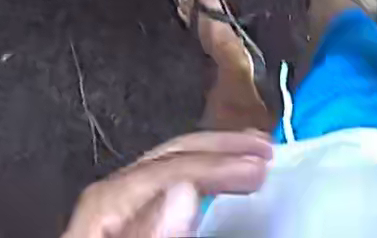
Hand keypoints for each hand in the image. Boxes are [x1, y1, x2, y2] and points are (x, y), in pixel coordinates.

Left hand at [59, 129, 272, 237]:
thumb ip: (144, 235)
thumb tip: (186, 192)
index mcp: (108, 200)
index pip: (175, 166)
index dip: (222, 162)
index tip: (264, 164)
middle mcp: (113, 195)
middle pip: (174, 154)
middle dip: (223, 146)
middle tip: (267, 148)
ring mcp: (115, 210)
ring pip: (171, 165)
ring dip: (214, 157)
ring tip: (250, 154)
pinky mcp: (123, 225)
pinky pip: (164, 187)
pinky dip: (198, 180)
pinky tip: (215, 186)